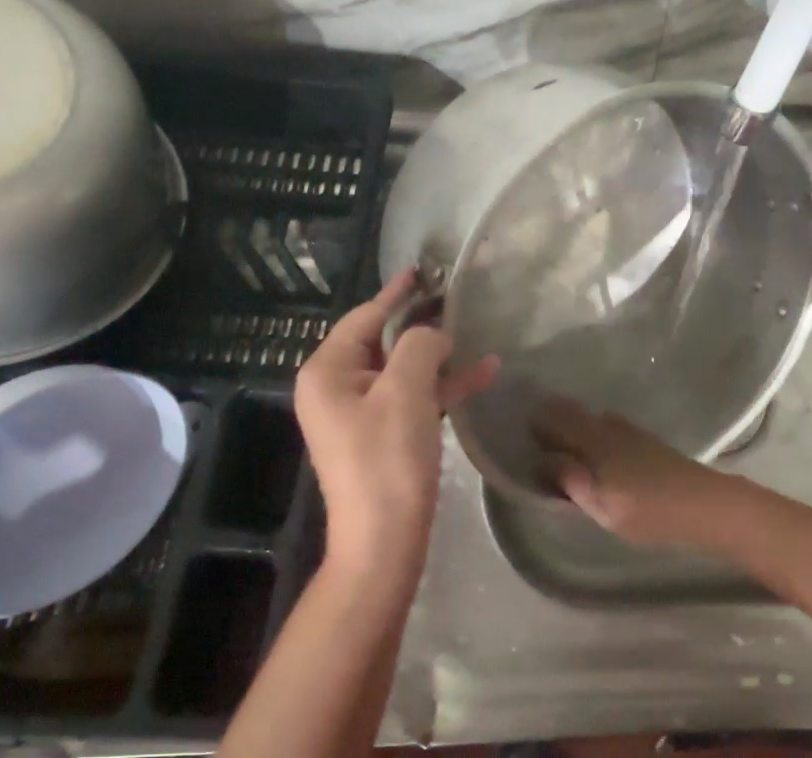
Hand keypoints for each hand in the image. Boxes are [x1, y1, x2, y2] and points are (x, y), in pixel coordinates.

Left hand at [293, 270, 497, 571]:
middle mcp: (336, 388)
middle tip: (459, 301)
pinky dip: (442, 387)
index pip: (365, 316)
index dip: (398, 292)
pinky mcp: (382, 437)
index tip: (424, 269)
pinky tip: (483, 374)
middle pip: (384, 341)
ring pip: (404, 370)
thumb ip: (420, 345)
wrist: (384, 542)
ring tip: (479, 337)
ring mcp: (359, 415)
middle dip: (424, 325)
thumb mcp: (406, 392)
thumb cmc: (387, 461)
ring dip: (440, 357)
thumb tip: (434, 334)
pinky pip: (412, 398)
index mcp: (328, 372)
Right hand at [532, 398, 745, 548]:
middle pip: (573, 413)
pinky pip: (606, 425)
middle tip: (532, 430)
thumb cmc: (649, 512)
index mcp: (595, 443)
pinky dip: (591, 429)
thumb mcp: (604, 507)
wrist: (704, 503)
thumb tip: (543, 460)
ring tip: (558, 439)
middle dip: (551, 417)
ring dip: (572, 423)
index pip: (556, 420)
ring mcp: (629, 431)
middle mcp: (609, 428)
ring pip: (591, 418)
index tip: (516, 426)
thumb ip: (573, 482)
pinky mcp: (644, 440)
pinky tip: (593, 447)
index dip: (536, 421)